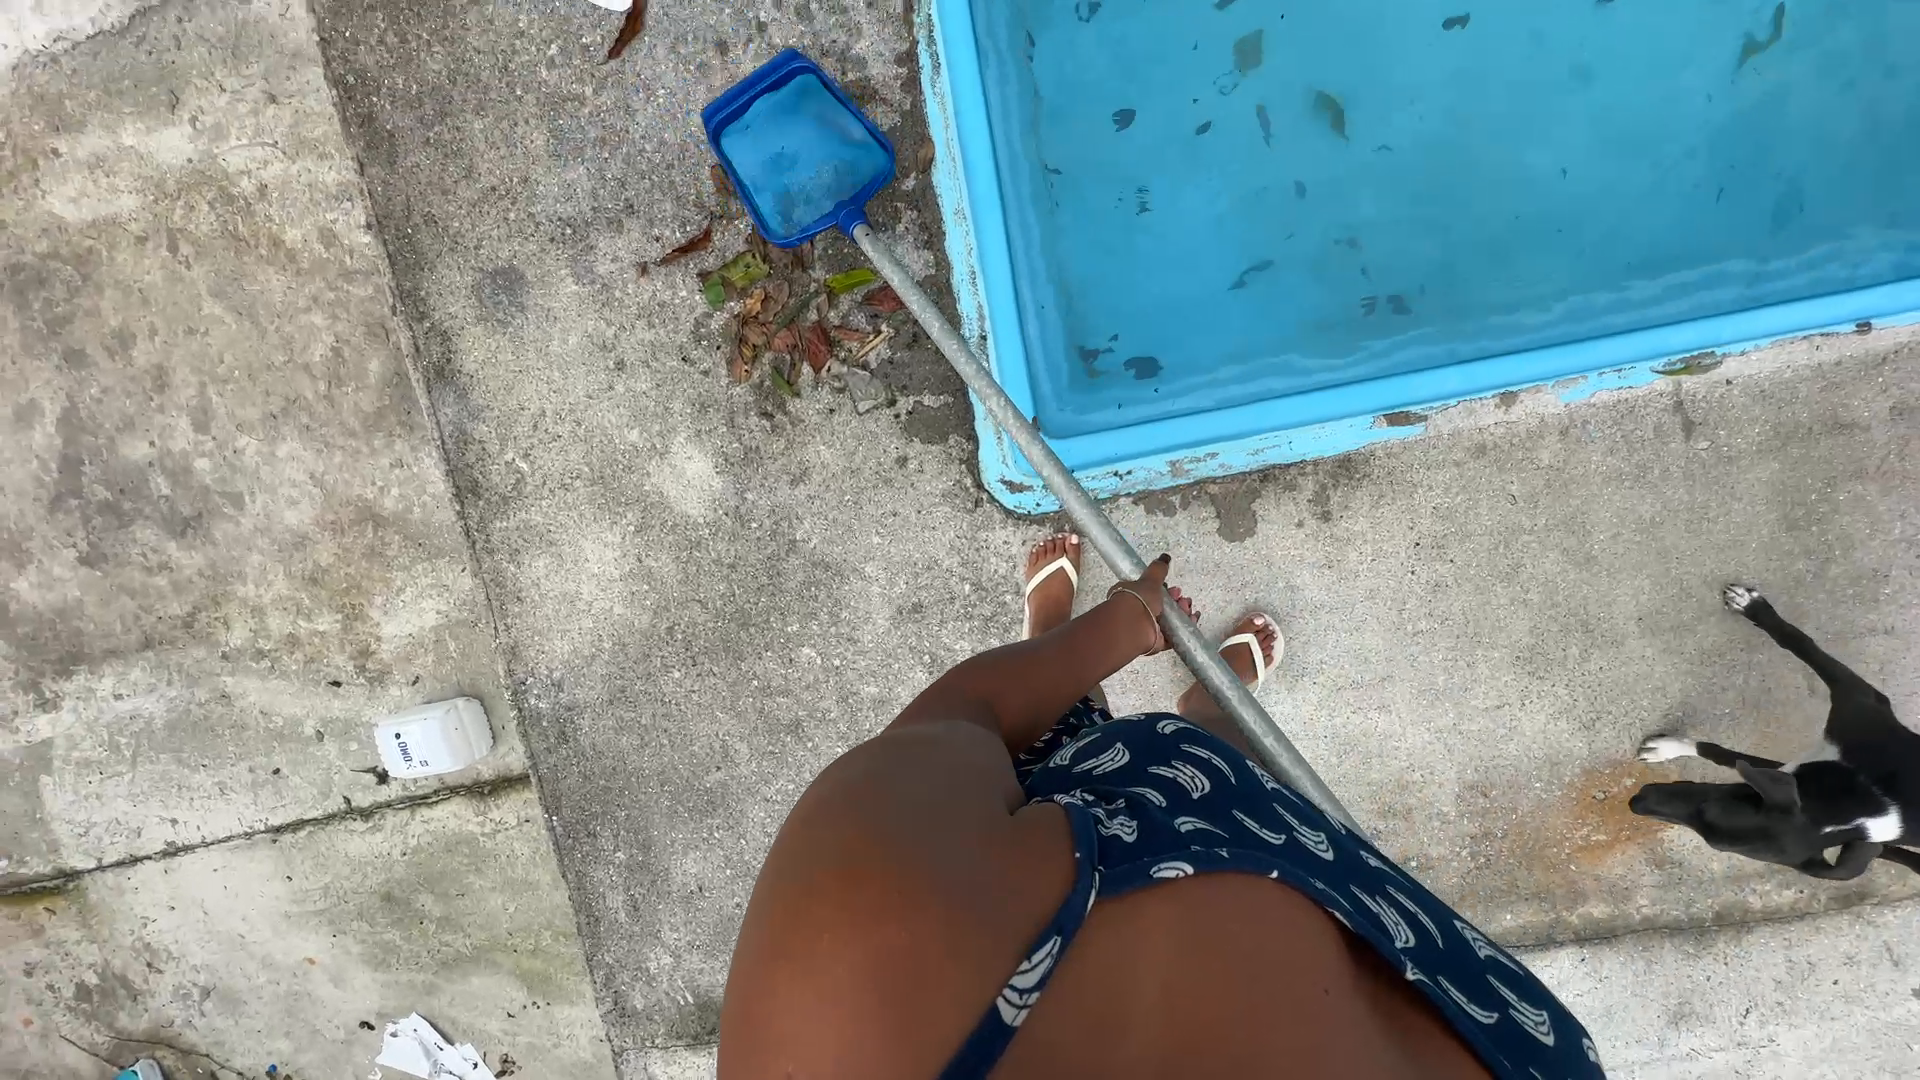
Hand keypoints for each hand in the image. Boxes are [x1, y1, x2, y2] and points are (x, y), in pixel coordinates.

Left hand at [1107, 554, 1192, 655]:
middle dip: (1177, 601)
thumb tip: (1165, 557)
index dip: (1166, 590)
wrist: (1134, 626)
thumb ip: (1158, 569)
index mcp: (1133, 596)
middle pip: (1164, 606)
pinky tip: (1193, 619)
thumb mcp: (1150, 579)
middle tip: (1183, 599)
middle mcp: (1140, 612)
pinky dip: (1185, 627)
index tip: (1175, 588)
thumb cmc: (1137, 600)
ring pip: (1171, 620)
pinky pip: (1175, 634)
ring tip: (1188, 608)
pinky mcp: (1158, 641)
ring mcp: (1149, 627)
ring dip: (1183, 613)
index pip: (1152, 592)